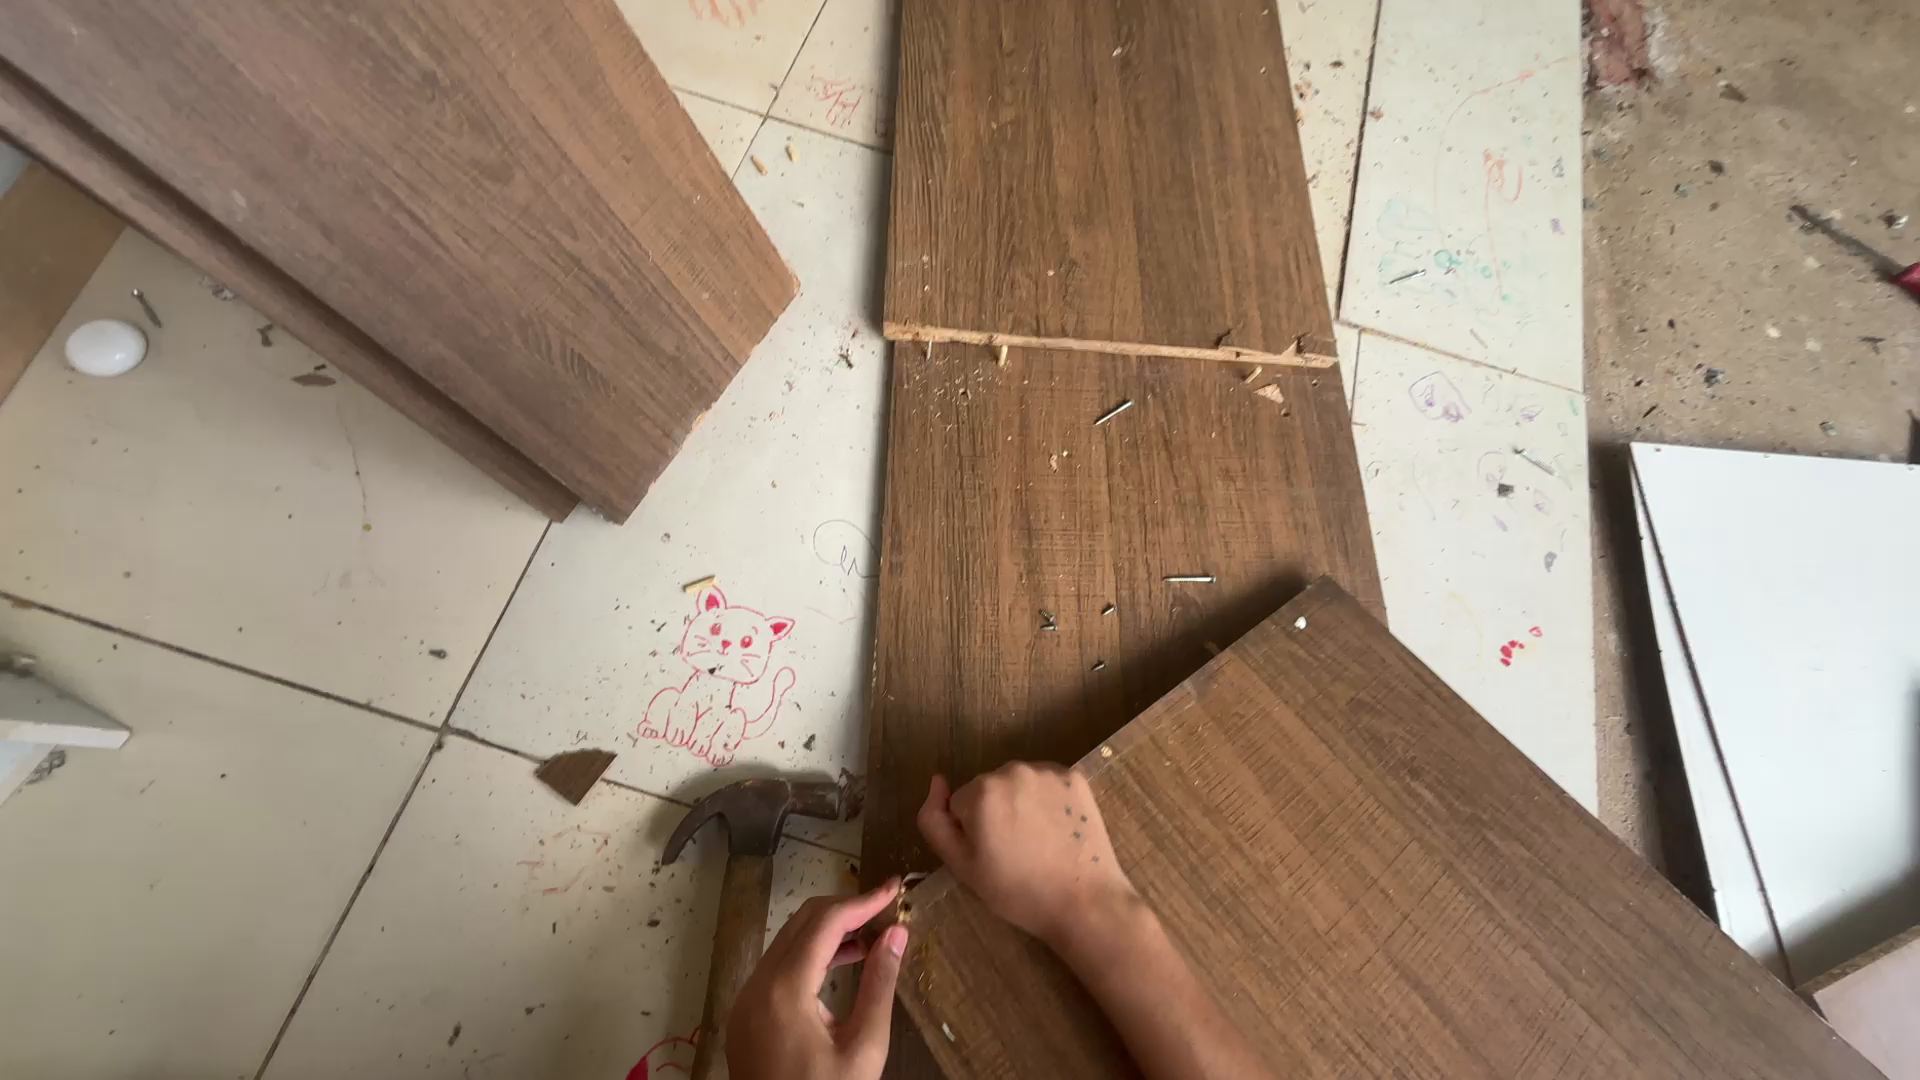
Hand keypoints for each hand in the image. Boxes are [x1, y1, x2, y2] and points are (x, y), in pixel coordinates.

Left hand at [727, 880, 909, 1079]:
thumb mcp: (863, 1049)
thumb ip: (879, 985)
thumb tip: (897, 932)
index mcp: (785, 989)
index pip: (826, 921)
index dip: (863, 900)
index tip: (895, 888)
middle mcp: (758, 984)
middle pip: (803, 921)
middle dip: (846, 908)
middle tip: (885, 908)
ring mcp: (747, 999)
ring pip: (790, 939)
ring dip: (830, 929)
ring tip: (872, 935)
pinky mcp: (746, 1014)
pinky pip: (780, 964)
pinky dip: (812, 952)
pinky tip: (844, 959)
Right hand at [916, 762, 1137, 946]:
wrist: (1084, 902)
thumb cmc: (1017, 891)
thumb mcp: (961, 866)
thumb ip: (934, 820)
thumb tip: (936, 780)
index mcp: (981, 791)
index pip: (960, 804)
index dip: (972, 832)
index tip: (993, 855)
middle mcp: (1012, 770)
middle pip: (988, 789)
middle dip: (995, 812)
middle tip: (1015, 851)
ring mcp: (1046, 770)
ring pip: (1018, 783)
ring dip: (1021, 803)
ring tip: (1039, 841)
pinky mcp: (1074, 776)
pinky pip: (1046, 782)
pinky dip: (1048, 799)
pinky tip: (1058, 828)